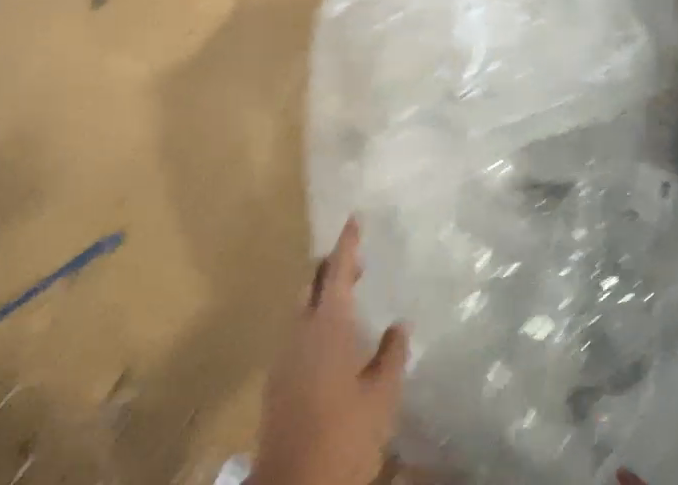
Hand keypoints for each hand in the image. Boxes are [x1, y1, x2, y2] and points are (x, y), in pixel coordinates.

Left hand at [253, 217, 408, 484]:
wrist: (294, 481)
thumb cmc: (345, 434)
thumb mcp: (382, 397)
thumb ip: (391, 355)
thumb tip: (399, 324)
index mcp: (327, 326)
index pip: (336, 271)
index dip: (347, 244)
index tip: (354, 218)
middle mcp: (300, 330)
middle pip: (312, 284)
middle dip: (333, 267)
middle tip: (358, 260)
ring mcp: (284, 353)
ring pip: (303, 308)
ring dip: (323, 295)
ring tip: (350, 295)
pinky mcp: (278, 376)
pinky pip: (298, 331)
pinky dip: (316, 320)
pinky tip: (333, 339)